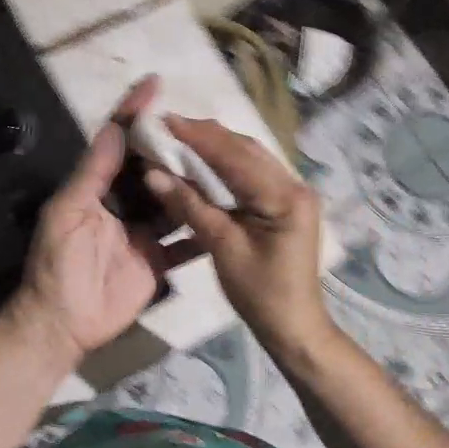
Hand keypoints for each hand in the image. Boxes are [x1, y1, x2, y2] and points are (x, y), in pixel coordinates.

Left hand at [9, 78, 199, 365]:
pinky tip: (230, 214)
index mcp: (96, 188)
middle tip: (205, 125)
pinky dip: (204, 231)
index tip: (156, 84)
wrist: (62, 324)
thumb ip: (92, 172)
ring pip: (174, 202)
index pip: (118, 142)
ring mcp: (142, 233)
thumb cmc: (57, 265)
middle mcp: (122, 204)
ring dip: (195, 184)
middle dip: (174, 147)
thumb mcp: (68, 213)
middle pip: (153, 169)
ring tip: (226, 162)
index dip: (134, 113)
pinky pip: (186, 242)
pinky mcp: (158, 261)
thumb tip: (116, 129)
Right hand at [144, 115, 330, 351]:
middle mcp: (294, 186)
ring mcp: (292, 195)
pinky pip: (253, 175)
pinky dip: (226, 166)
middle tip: (168, 125)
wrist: (293, 326)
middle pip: (246, 150)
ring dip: (216, 147)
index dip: (198, 137)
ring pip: (250, 159)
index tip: (165, 120)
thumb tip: (154, 173)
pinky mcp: (284, 205)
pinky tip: (203, 164)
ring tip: (181, 138)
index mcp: (284, 196)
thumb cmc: (260, 293)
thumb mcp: (222, 248)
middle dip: (207, 135)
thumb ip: (191, 206)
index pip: (235, 156)